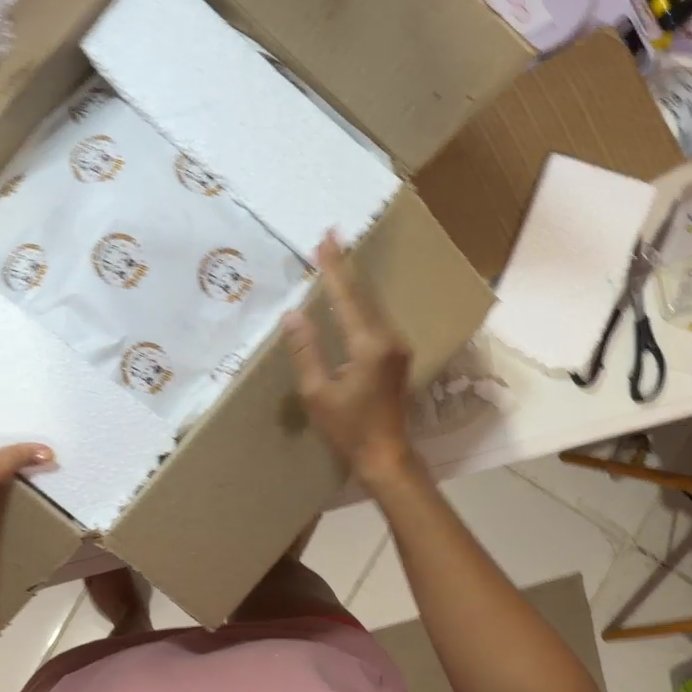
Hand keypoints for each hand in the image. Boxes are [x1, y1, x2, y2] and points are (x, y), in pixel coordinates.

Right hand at [286, 233, 418, 492]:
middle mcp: (389, 338)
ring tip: (336, 260)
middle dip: (345, 266)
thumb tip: (293, 315)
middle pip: (364, 294)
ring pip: (373, 305)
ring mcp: (398, 346)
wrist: (386, 454)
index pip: (348, 297)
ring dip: (353, 283)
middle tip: (331, 237)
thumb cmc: (348, 429)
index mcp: (369, 345)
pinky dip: (359, 303)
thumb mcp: (317, 393)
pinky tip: (348, 296)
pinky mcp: (397, 355)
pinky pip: (376, 319)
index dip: (334, 267)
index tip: (326, 239)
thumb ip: (306, 350)